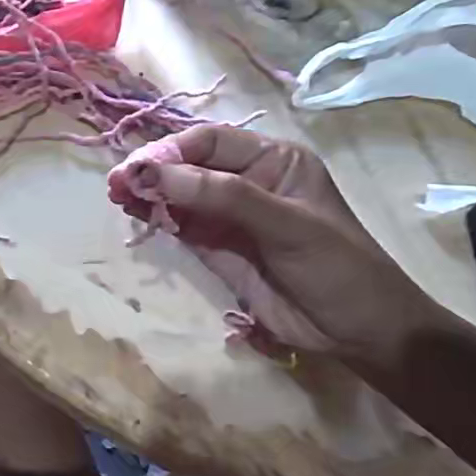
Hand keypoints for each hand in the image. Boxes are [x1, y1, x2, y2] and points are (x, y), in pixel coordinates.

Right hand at [107, 125, 451, 362]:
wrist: (359, 332)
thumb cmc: (338, 267)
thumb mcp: (288, 225)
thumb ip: (224, 196)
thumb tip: (157, 174)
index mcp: (273, 160)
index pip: (212, 143)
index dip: (172, 152)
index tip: (139, 170)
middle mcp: (248, 180)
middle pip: (189, 164)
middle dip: (153, 170)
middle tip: (117, 183)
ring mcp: (229, 215)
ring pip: (178, 194)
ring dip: (148, 192)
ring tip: (116, 194)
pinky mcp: (216, 246)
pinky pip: (179, 224)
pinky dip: (155, 216)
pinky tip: (133, 211)